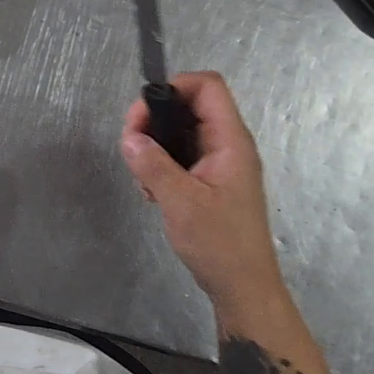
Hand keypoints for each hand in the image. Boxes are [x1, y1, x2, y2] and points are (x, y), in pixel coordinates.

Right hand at [120, 72, 286, 309]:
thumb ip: (153, 166)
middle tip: (131, 146)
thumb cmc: (219, 244)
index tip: (142, 113)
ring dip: (154, 145)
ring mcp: (219, 164)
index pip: (207, 87)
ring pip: (181, 132)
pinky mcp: (210, 181)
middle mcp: (227, 145)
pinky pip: (181, 156)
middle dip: (153, 119)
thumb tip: (130, 138)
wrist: (243, 287)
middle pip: (189, 106)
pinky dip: (161, 165)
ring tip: (140, 175)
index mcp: (230, 141)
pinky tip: (150, 191)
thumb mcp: (180, 203)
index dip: (173, 86)